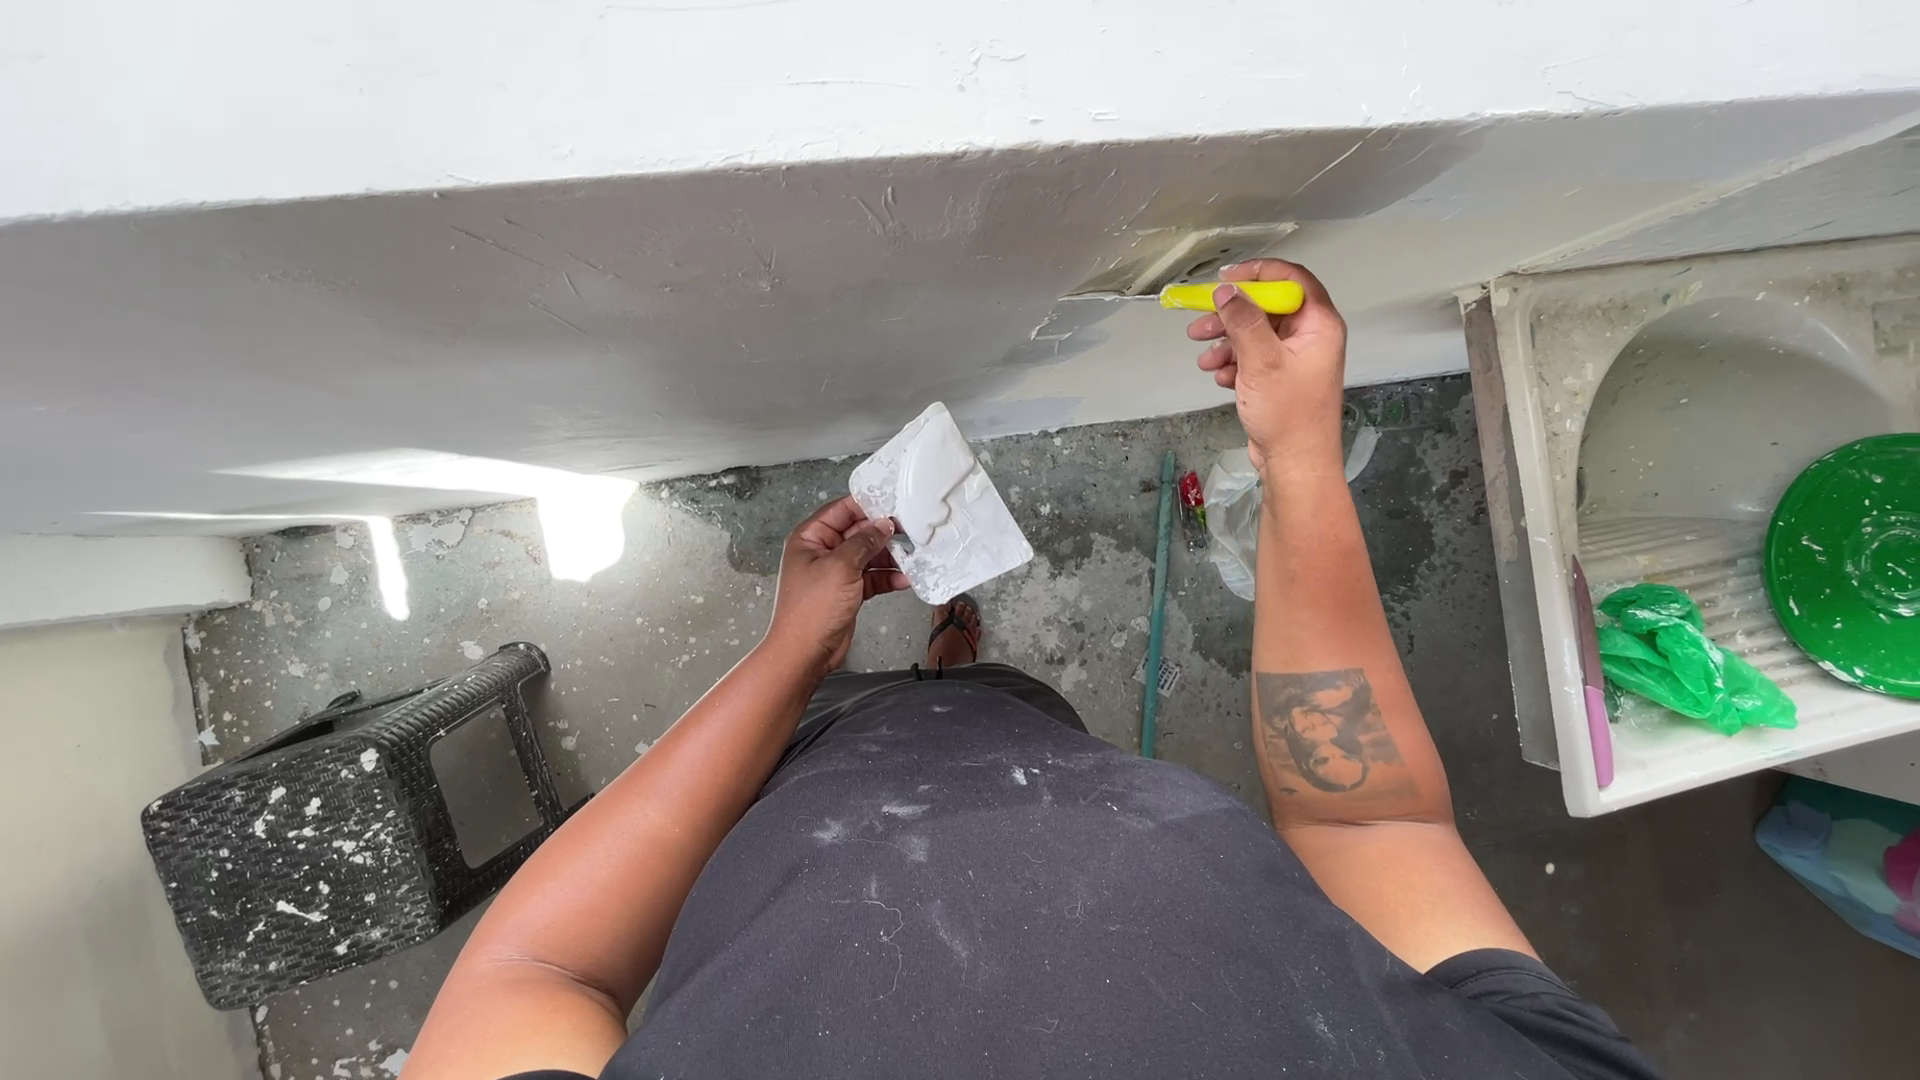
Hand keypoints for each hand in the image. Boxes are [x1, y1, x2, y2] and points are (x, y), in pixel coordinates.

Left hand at [765, 496, 910, 676]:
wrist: (805, 653)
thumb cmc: (810, 611)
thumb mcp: (840, 567)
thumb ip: (863, 542)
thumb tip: (882, 526)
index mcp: (810, 538)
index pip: (841, 510)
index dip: (866, 505)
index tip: (892, 504)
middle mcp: (822, 552)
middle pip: (858, 533)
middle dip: (883, 534)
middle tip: (908, 531)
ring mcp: (836, 573)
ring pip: (868, 556)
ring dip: (890, 557)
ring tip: (912, 556)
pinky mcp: (848, 592)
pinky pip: (872, 578)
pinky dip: (887, 578)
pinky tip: (904, 579)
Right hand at [1187, 259, 1347, 474]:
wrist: (1295, 461)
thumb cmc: (1287, 413)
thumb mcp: (1261, 361)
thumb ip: (1243, 321)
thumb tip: (1226, 291)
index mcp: (1318, 324)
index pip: (1291, 280)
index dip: (1258, 273)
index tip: (1225, 278)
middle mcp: (1309, 337)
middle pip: (1266, 309)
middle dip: (1231, 316)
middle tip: (1200, 325)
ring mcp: (1294, 359)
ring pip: (1255, 336)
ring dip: (1226, 343)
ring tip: (1204, 359)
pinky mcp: (1280, 379)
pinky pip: (1253, 359)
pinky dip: (1233, 364)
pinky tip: (1219, 377)